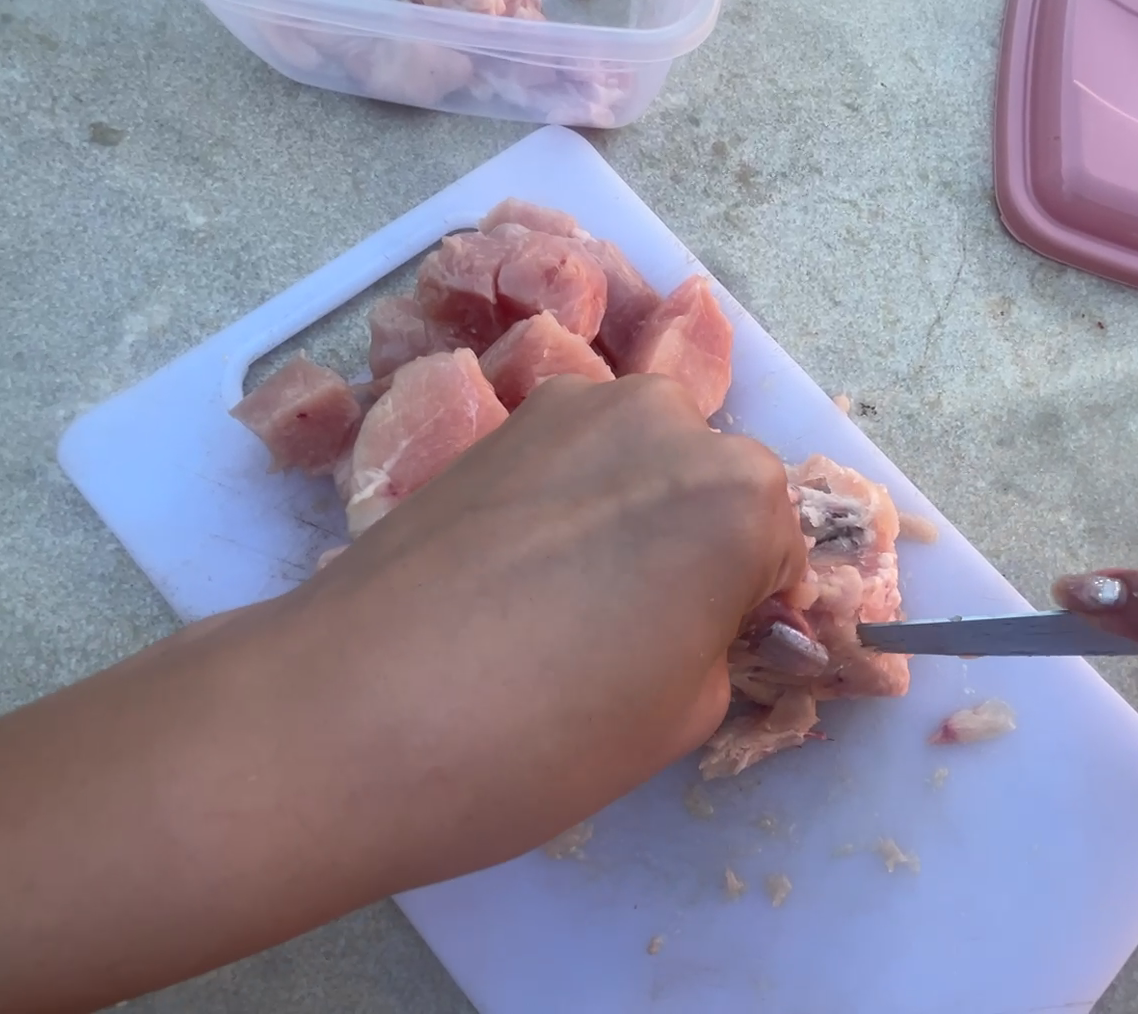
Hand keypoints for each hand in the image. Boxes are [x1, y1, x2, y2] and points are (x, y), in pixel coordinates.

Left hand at [0, 373, 803, 1013]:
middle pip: (719, 486)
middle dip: (703, 542)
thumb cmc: (547, 733)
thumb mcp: (687, 712)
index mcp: (742, 496)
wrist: (355, 709)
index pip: (782, 549)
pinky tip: (526, 557)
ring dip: (644, 507)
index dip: (752, 601)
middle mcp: (670, 421)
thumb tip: (715, 612)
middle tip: (643, 616)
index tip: (712, 641)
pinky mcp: (510, 417)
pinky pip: (585, 452)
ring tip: (575, 584)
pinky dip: (582, 492)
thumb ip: (726, 639)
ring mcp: (581, 406)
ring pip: (652, 458)